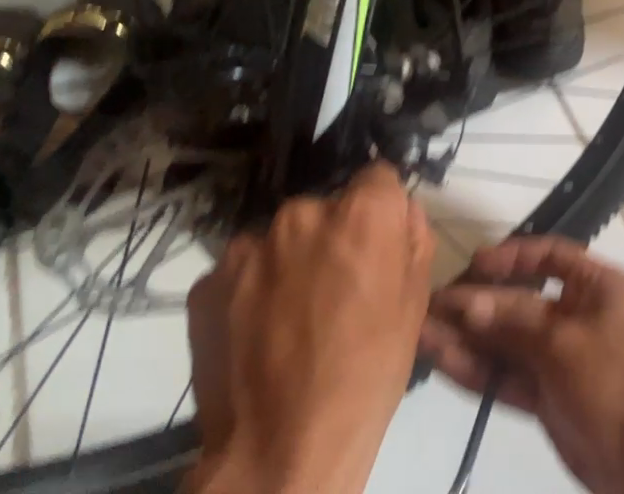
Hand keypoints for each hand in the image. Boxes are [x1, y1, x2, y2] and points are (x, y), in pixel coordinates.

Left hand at [185, 164, 433, 493]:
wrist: (281, 445)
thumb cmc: (368, 372)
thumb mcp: (416, 302)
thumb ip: (413, 240)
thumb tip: (399, 213)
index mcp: (362, 214)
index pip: (378, 177)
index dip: (382, 210)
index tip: (379, 242)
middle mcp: (302, 214)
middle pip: (325, 209)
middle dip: (332, 238)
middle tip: (336, 290)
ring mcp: (247, 247)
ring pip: (280, 240)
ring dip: (288, 262)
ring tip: (292, 318)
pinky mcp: (207, 282)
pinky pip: (241, 272)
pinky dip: (250, 292)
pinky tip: (259, 334)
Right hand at [421, 236, 623, 493]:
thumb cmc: (621, 379)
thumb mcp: (568, 341)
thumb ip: (516, 320)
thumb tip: (468, 300)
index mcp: (598, 287)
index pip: (552, 256)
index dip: (513, 256)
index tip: (474, 263)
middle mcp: (578, 316)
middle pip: (521, 300)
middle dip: (478, 301)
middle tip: (430, 303)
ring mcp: (562, 359)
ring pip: (507, 341)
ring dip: (467, 336)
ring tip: (419, 329)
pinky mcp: (548, 397)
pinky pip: (507, 375)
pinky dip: (476, 369)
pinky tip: (438, 358)